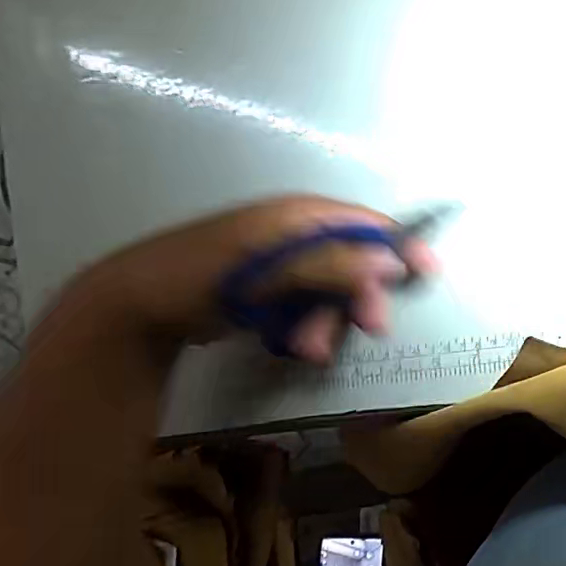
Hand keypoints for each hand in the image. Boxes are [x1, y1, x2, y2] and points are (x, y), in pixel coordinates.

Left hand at [73, 195, 436, 362]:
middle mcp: (300, 235)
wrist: (138, 306)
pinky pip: (310, 309)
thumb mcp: (267, 267)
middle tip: (370, 329)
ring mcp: (286, 264)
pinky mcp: (274, 291)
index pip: (367, 223)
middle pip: (355, 263)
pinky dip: (309, 329)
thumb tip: (390, 263)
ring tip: (307, 350)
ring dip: (330, 323)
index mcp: (301, 216)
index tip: (428, 272)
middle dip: (359, 298)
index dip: (401, 244)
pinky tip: (295, 346)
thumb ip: (330, 264)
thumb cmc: (203, 275)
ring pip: (333, 293)